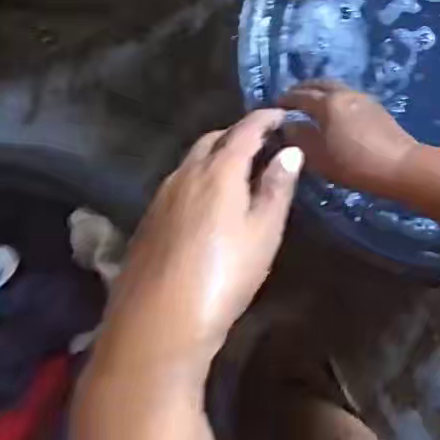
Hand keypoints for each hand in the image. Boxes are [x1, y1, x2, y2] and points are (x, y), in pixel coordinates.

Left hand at [100, 109, 300, 377]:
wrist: (157, 325)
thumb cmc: (224, 276)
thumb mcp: (263, 233)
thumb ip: (277, 187)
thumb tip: (290, 150)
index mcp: (218, 170)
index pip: (245, 130)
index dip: (264, 118)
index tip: (282, 114)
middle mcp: (186, 173)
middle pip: (214, 139)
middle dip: (238, 134)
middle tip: (262, 144)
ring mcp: (162, 195)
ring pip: (192, 160)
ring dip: (216, 154)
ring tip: (238, 170)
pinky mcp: (149, 219)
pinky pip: (179, 182)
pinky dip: (199, 176)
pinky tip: (207, 201)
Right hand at [279, 79, 421, 189]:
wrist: (400, 166)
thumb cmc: (354, 163)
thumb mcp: (319, 156)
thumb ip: (300, 137)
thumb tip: (287, 125)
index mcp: (327, 102)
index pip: (299, 95)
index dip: (284, 100)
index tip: (274, 105)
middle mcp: (343, 93)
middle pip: (318, 84)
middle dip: (302, 89)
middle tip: (291, 99)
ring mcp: (362, 97)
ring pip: (335, 88)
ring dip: (320, 92)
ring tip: (311, 106)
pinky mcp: (375, 106)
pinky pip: (347, 96)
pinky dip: (334, 99)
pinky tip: (333, 113)